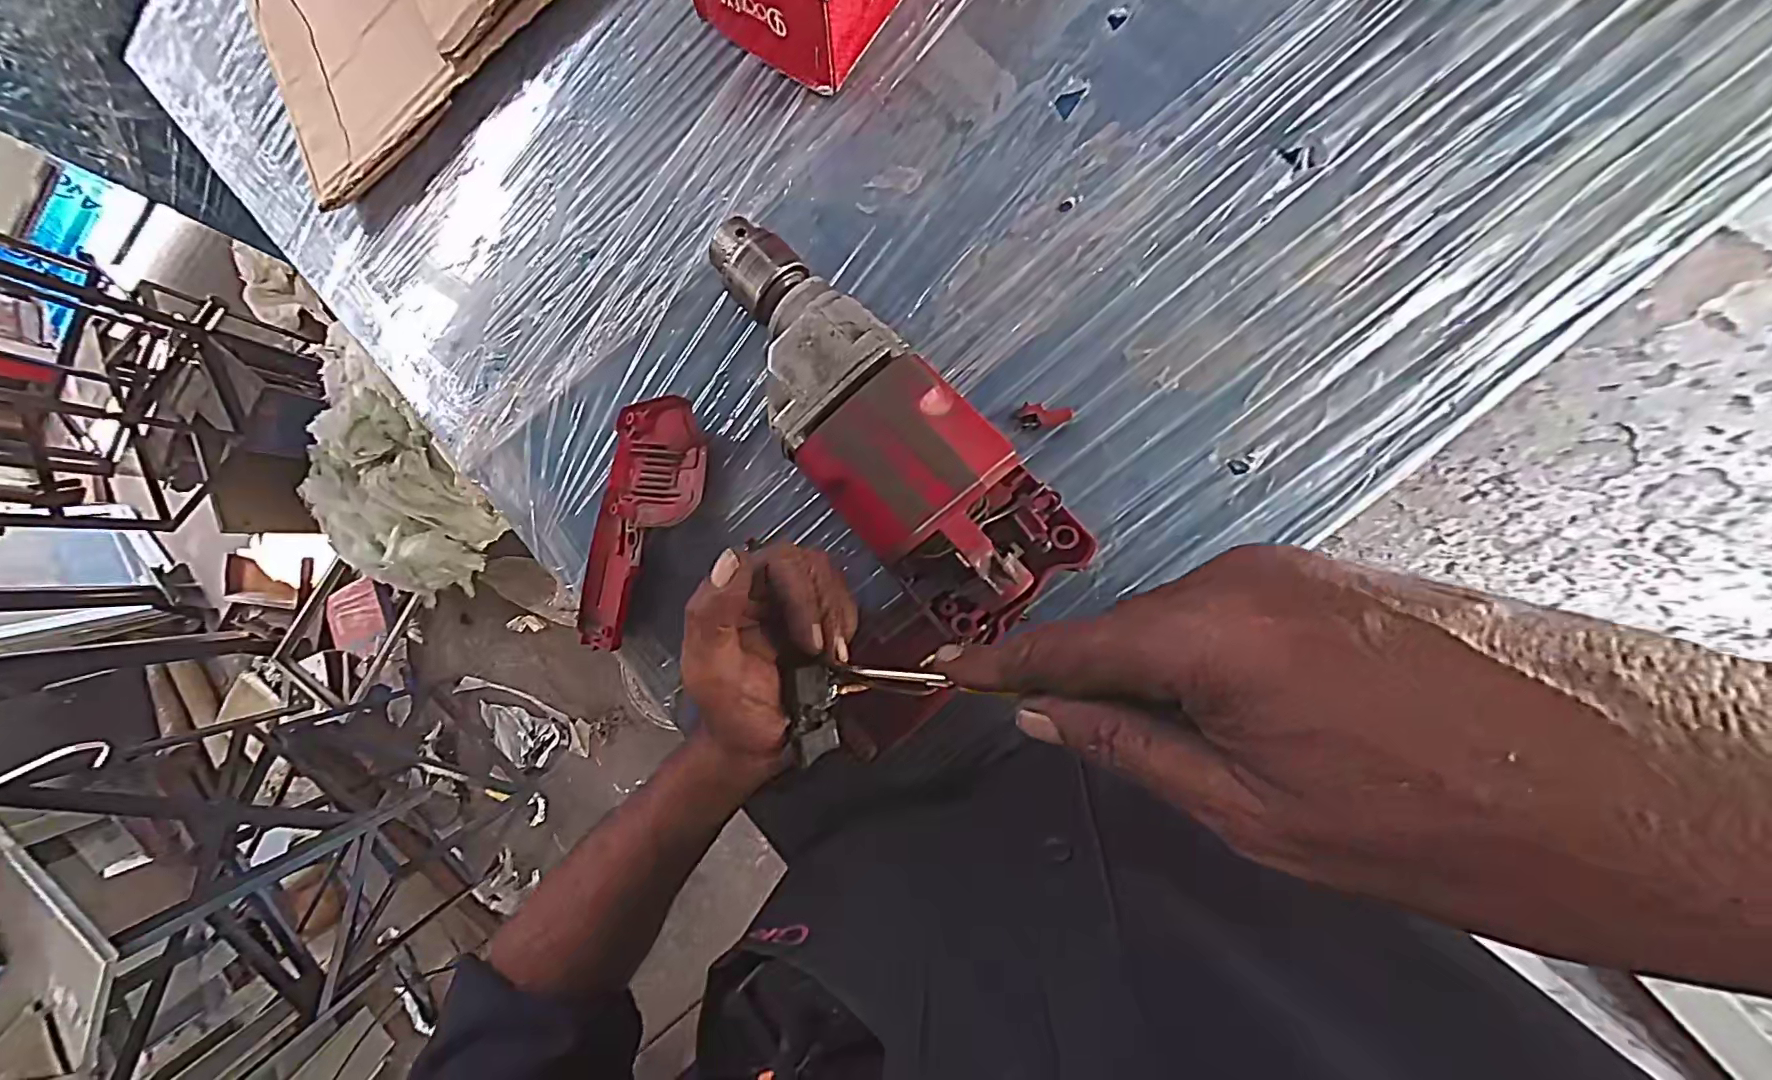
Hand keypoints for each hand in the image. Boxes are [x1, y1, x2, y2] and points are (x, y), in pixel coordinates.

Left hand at [680, 544, 857, 787]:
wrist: (755, 746)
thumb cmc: (728, 711)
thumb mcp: (708, 668)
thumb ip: (711, 613)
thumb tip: (730, 559)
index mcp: (731, 591)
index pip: (775, 561)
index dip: (800, 593)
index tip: (810, 640)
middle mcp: (761, 588)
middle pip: (808, 565)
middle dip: (823, 608)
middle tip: (823, 652)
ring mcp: (791, 600)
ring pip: (829, 578)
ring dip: (837, 617)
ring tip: (830, 657)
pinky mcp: (816, 615)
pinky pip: (842, 600)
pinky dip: (846, 625)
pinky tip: (836, 654)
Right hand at [937, 544, 1771, 990]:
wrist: (1686, 789)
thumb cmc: (1449, 827)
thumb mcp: (1257, 813)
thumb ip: (1130, 749)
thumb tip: (1042, 719)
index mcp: (1211, 636)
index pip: (1068, 647)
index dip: (998, 663)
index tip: (945, 664)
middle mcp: (1236, 578)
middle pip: (1122, 630)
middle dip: (1085, 678)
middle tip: (1065, 726)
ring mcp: (1287, 567)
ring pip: (1174, 620)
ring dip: (1153, 672)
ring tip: (1181, 734)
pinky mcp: (1326, 572)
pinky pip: (1225, 610)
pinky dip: (1202, 654)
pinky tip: (1241, 703)